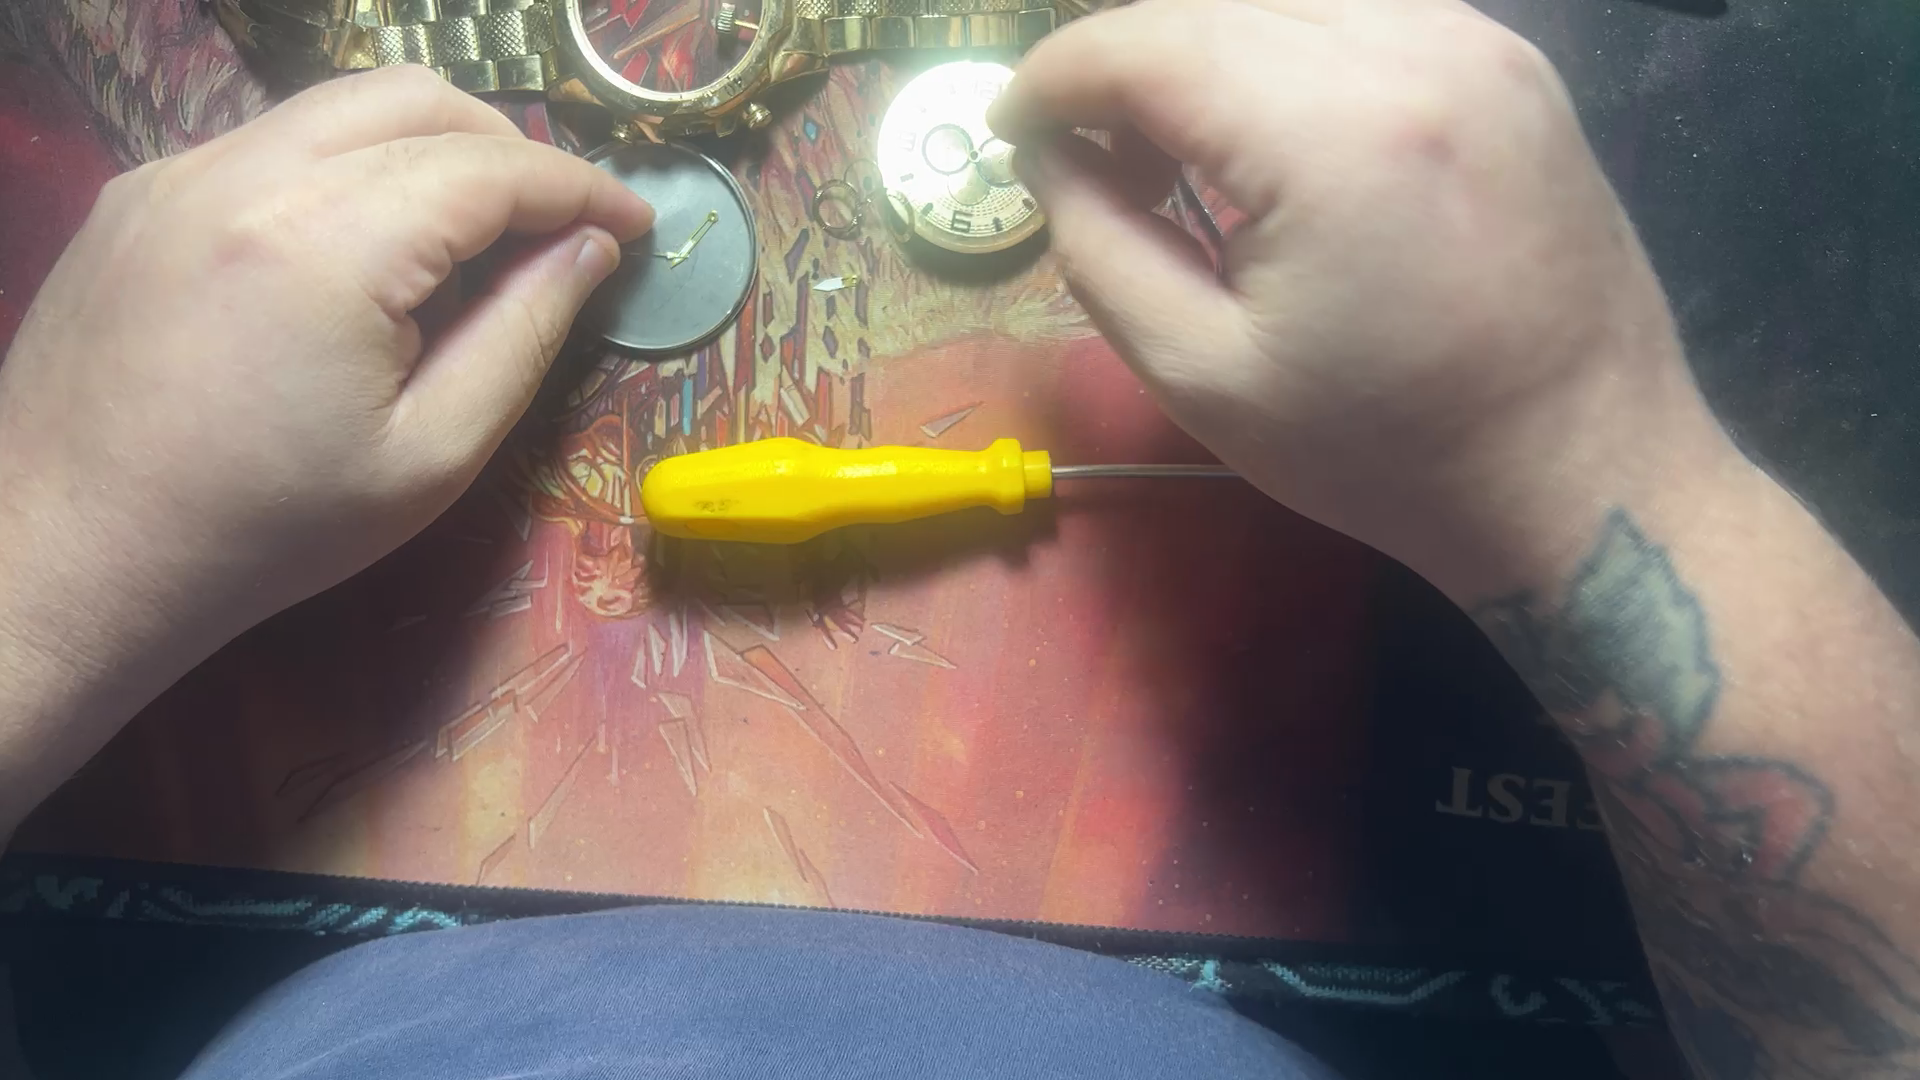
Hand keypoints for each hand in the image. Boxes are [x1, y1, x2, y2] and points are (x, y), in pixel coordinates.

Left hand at [0, 66, 650, 829]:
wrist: (77, 553)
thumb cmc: (287, 521)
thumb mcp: (443, 445)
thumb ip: (526, 331)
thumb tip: (590, 250)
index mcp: (323, 245)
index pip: (486, 170)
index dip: (581, 187)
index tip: (640, 224)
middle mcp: (240, 174)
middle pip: (418, 104)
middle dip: (523, 155)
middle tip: (577, 228)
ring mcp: (178, 172)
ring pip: (351, 107)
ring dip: (454, 151)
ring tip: (507, 231)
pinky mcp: (148, 193)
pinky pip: (295, 140)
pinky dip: (382, 167)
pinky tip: (406, 243)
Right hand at [990, 0, 1730, 588]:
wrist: (1567, 471)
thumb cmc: (1368, 448)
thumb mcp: (1197, 371)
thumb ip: (1099, 250)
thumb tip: (1049, 157)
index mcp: (1331, 131)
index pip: (1150, 43)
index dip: (1054, 74)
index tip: (1006, 127)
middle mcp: (1415, 44)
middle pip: (1211, 4)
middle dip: (1117, 71)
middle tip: (1083, 167)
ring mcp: (1479, 41)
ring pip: (1280, 4)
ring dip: (1191, 66)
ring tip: (1163, 166)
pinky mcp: (1506, 67)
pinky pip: (1348, 24)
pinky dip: (1267, 67)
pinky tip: (1253, 151)